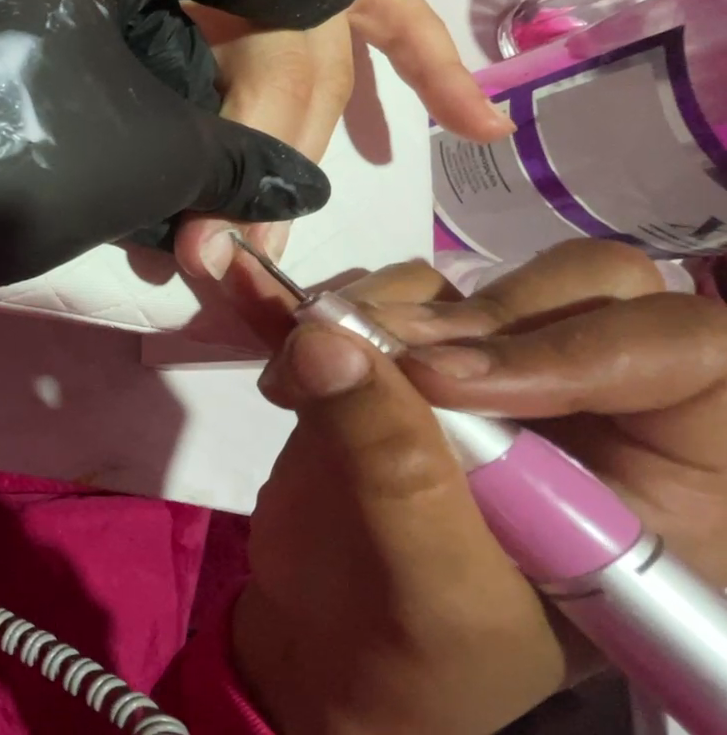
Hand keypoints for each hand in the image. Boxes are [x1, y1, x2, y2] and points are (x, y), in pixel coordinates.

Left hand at [0, 0, 358, 363]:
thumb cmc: (6, 162)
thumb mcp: (143, 156)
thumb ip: (236, 157)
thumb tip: (303, 186)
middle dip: (202, 69)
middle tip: (249, 121)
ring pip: (85, 33)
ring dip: (137, 101)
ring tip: (182, 168)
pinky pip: (32, 54)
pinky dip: (78, 100)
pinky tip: (111, 162)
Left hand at [25, 0, 512, 278]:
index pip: (220, 47)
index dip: (212, 142)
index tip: (189, 223)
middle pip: (282, 78)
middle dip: (256, 176)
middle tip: (228, 261)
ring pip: (328, 73)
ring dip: (306, 164)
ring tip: (272, 249)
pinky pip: (400, 20)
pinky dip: (435, 72)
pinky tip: (475, 131)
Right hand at [234, 240, 726, 734]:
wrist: (326, 642)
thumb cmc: (421, 651)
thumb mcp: (434, 586)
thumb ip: (392, 467)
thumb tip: (323, 342)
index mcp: (661, 474)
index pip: (678, 356)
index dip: (576, 345)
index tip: (440, 382)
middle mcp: (580, 406)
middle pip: (569, 290)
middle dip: (463, 316)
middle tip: (380, 365)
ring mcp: (470, 378)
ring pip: (449, 285)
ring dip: (368, 311)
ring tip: (299, 372)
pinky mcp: (381, 367)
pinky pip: (357, 300)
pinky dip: (298, 297)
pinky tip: (258, 309)